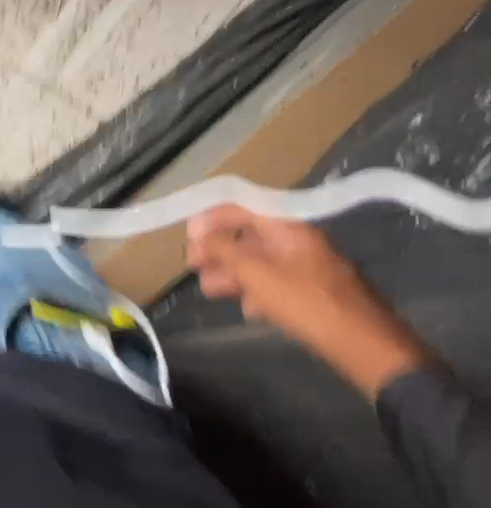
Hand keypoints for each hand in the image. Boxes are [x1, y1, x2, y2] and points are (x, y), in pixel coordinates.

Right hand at [186, 205, 428, 398]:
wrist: (371, 351)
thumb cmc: (308, 304)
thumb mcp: (255, 272)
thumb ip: (222, 248)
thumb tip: (199, 232)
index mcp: (289, 229)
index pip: (240, 207)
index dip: (209, 218)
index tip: (188, 237)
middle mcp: (302, 243)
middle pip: (248, 237)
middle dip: (218, 251)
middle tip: (194, 266)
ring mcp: (313, 269)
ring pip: (261, 262)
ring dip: (232, 274)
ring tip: (212, 291)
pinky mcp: (319, 294)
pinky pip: (279, 283)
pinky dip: (258, 291)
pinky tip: (249, 309)